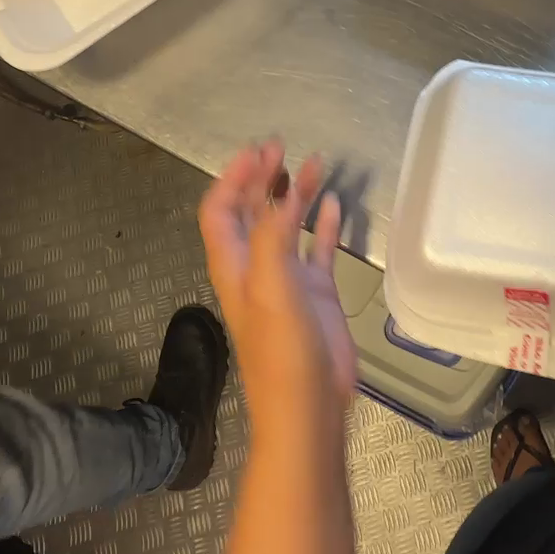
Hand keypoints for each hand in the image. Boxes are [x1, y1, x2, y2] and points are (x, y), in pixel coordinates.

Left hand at [198, 140, 357, 416]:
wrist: (310, 406)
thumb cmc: (283, 351)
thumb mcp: (271, 289)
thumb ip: (272, 238)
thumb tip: (282, 193)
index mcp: (234, 264)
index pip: (220, 209)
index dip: (233, 178)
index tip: (258, 150)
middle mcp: (256, 266)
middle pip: (250, 211)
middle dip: (262, 177)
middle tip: (282, 147)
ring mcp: (287, 278)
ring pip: (287, 224)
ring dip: (294, 193)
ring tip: (314, 162)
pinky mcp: (316, 292)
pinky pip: (318, 248)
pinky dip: (324, 223)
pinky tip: (334, 202)